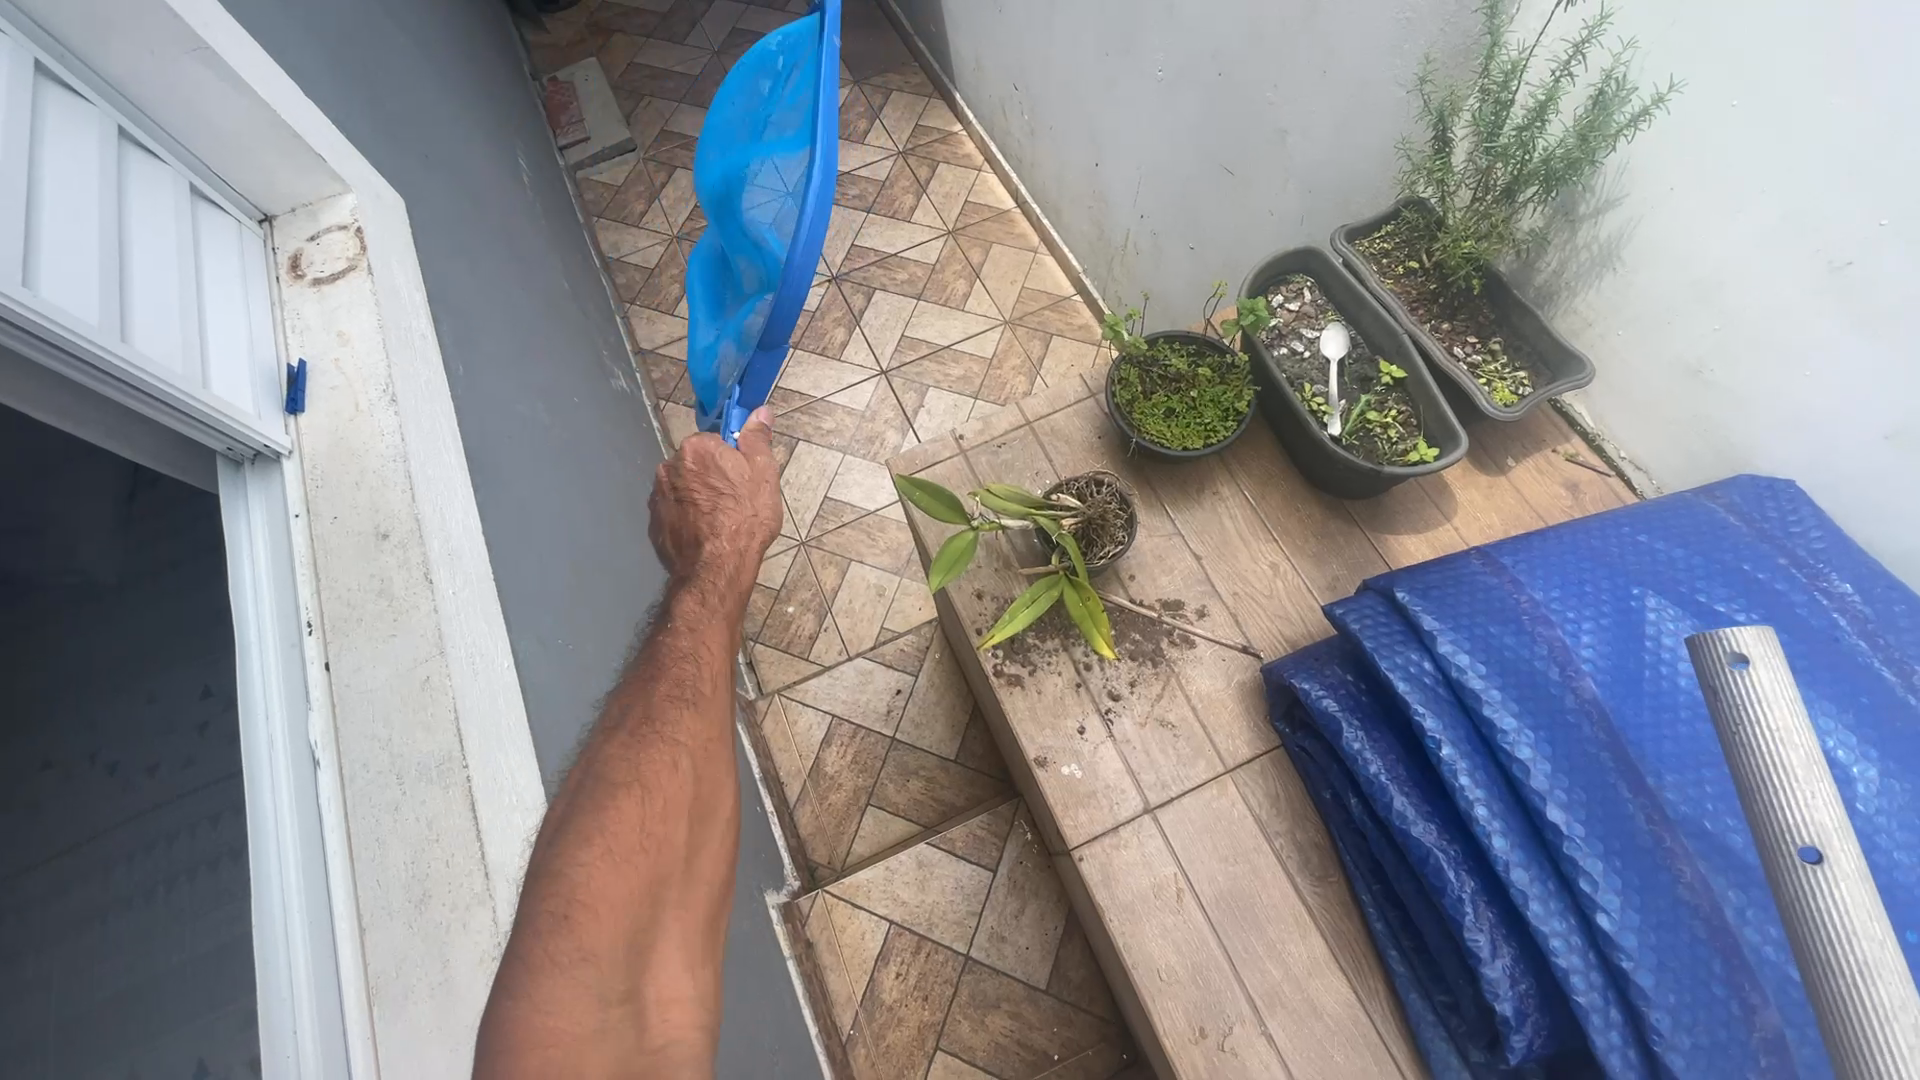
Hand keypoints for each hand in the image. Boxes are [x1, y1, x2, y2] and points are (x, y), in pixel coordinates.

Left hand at [648, 407, 781, 603]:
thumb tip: (760, 411)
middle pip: (696, 465)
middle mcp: (670, 466)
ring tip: (719, 523)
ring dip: (696, 498)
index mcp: (697, 448)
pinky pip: (673, 512)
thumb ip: (757, 439)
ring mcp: (657, 496)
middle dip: (711, 478)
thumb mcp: (764, 474)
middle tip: (735, 503)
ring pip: (683, 489)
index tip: (744, 480)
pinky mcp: (653, 523)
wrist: (717, 567)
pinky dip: (686, 519)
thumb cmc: (746, 517)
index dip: (732, 460)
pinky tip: (704, 535)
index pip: (714, 443)